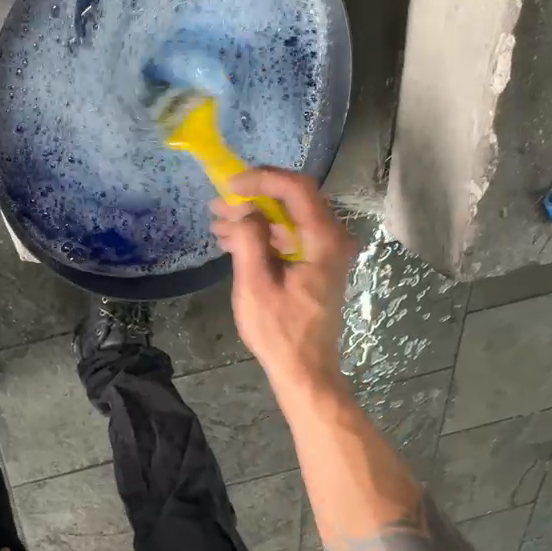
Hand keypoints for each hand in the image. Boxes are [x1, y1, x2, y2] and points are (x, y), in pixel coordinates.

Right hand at [209, 167, 354, 391]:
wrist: (305, 370)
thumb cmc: (280, 332)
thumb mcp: (256, 285)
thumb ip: (249, 240)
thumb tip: (244, 212)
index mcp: (324, 239)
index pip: (295, 187)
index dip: (261, 179)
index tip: (229, 186)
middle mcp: (333, 239)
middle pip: (294, 200)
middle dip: (254, 199)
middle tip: (218, 206)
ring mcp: (328, 253)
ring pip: (289, 220)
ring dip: (255, 219)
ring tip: (219, 226)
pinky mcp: (319, 266)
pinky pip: (292, 238)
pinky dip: (265, 237)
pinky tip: (235, 243)